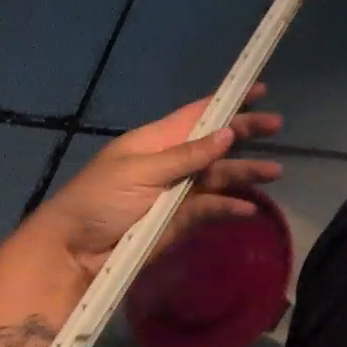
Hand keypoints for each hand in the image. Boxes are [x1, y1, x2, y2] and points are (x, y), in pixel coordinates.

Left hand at [21, 87, 283, 279]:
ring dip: (246, 172)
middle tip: (276, 125)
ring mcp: (176, 193)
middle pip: (215, 143)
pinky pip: (212, 208)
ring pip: (219, 175)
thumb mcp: (141, 171)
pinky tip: (248, 208)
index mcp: (156, 142)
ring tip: (274, 172)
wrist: (70, 256)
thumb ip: (188, 154)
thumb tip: (228, 132)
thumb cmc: (99, 201)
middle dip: (245, 133)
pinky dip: (231, 206)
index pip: (198, 114)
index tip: (260, 90)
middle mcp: (170, 163)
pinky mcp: (179, 222)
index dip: (228, 101)